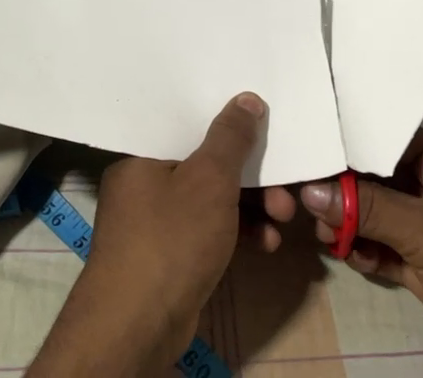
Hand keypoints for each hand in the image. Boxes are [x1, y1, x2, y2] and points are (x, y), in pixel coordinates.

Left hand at [28, 93, 265, 376]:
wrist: (139, 324)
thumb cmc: (171, 238)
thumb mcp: (208, 179)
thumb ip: (230, 138)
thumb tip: (246, 99)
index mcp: (141, 155)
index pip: (185, 124)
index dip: (224, 121)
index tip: (259, 122)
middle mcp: (142, 184)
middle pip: (203, 163)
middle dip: (249, 174)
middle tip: (283, 185)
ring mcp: (154, 223)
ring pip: (210, 200)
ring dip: (250, 205)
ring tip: (283, 216)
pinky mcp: (170, 256)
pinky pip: (208, 231)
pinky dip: (237, 232)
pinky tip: (265, 242)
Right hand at [274, 131, 422, 377]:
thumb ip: (369, 208)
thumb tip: (311, 189)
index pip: (393, 141)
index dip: (353, 143)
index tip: (311, 145)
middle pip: (381, 179)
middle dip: (345, 188)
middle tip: (304, 195)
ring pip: (379, 216)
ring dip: (350, 222)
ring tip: (324, 231)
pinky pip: (384, 249)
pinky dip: (364, 250)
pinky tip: (345, 254)